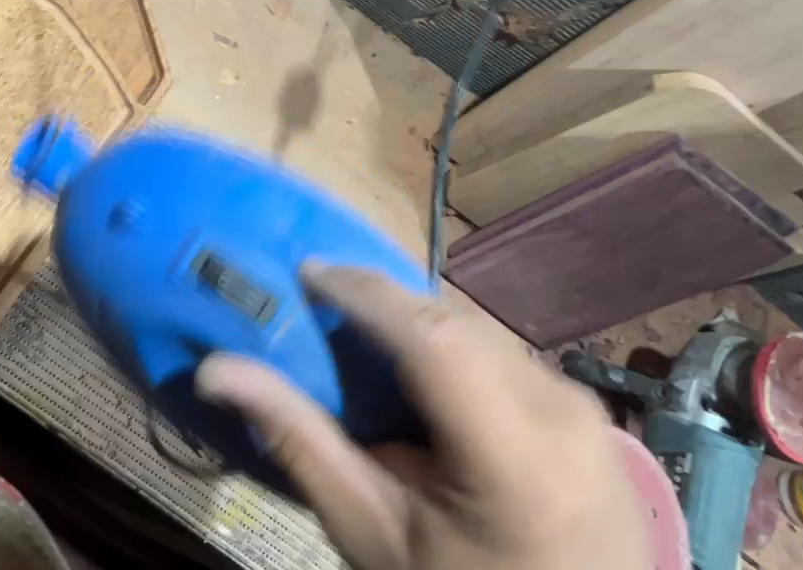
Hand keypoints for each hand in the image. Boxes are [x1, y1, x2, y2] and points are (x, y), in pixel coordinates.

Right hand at [196, 262, 649, 569]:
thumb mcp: (369, 531)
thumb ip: (298, 442)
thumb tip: (214, 370)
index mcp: (518, 459)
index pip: (433, 339)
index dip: (364, 292)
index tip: (302, 271)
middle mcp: (564, 414)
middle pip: (452, 324)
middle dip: (379, 301)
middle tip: (316, 305)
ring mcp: (585, 410)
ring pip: (475, 329)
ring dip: (410, 319)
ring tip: (354, 332)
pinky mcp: (587, 412)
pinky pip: (499, 351)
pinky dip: (444, 343)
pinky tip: (411, 370)